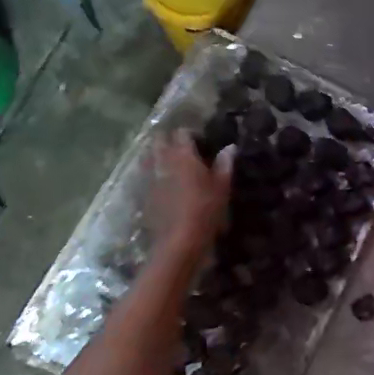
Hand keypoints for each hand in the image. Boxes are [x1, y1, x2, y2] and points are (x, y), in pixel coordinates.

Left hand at [148, 131, 231, 255]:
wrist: (178, 241)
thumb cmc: (205, 210)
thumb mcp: (222, 187)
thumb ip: (224, 164)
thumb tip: (230, 147)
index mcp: (183, 156)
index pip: (182, 133)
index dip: (190, 134)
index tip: (201, 140)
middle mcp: (162, 161)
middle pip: (160, 140)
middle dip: (169, 139)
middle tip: (184, 147)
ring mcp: (150, 177)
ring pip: (150, 156)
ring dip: (159, 154)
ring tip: (173, 162)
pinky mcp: (143, 193)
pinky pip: (146, 174)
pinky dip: (154, 172)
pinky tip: (165, 182)